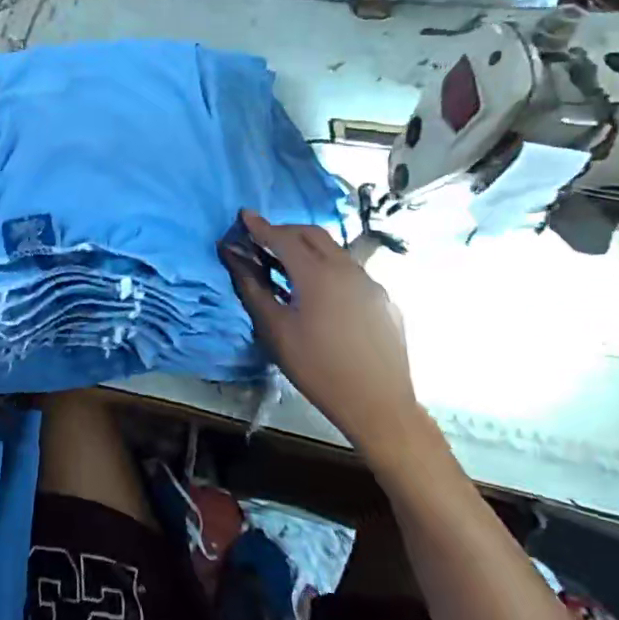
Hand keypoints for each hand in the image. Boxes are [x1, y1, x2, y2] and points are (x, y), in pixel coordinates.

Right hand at [220, 209, 420, 449]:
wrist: (378, 405)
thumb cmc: (317, 368)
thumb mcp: (275, 329)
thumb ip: (252, 287)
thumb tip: (233, 255)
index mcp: (317, 274)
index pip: (283, 237)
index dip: (260, 226)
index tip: (244, 215)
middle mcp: (348, 269)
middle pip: (313, 235)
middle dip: (286, 231)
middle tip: (264, 240)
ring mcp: (371, 283)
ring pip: (336, 252)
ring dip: (310, 250)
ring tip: (291, 267)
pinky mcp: (385, 300)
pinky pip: (353, 274)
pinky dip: (331, 271)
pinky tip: (323, 297)